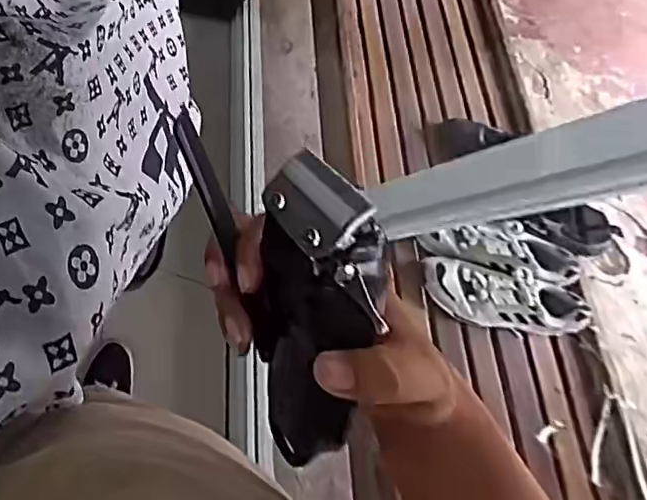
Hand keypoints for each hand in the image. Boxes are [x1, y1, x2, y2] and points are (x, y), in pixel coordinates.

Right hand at [206, 216, 458, 425]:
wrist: (416, 417)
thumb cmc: (421, 382)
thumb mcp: (414, 375)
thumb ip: (377, 372)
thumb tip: (329, 367)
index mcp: (342, 268)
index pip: (288, 228)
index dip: (258, 239)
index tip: (250, 274)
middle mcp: (311, 273)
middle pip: (252, 241)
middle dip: (229, 260)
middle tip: (234, 290)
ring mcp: (292, 296)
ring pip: (238, 268)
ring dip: (226, 293)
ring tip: (238, 326)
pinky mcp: (279, 323)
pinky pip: (241, 305)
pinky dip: (230, 315)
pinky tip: (241, 336)